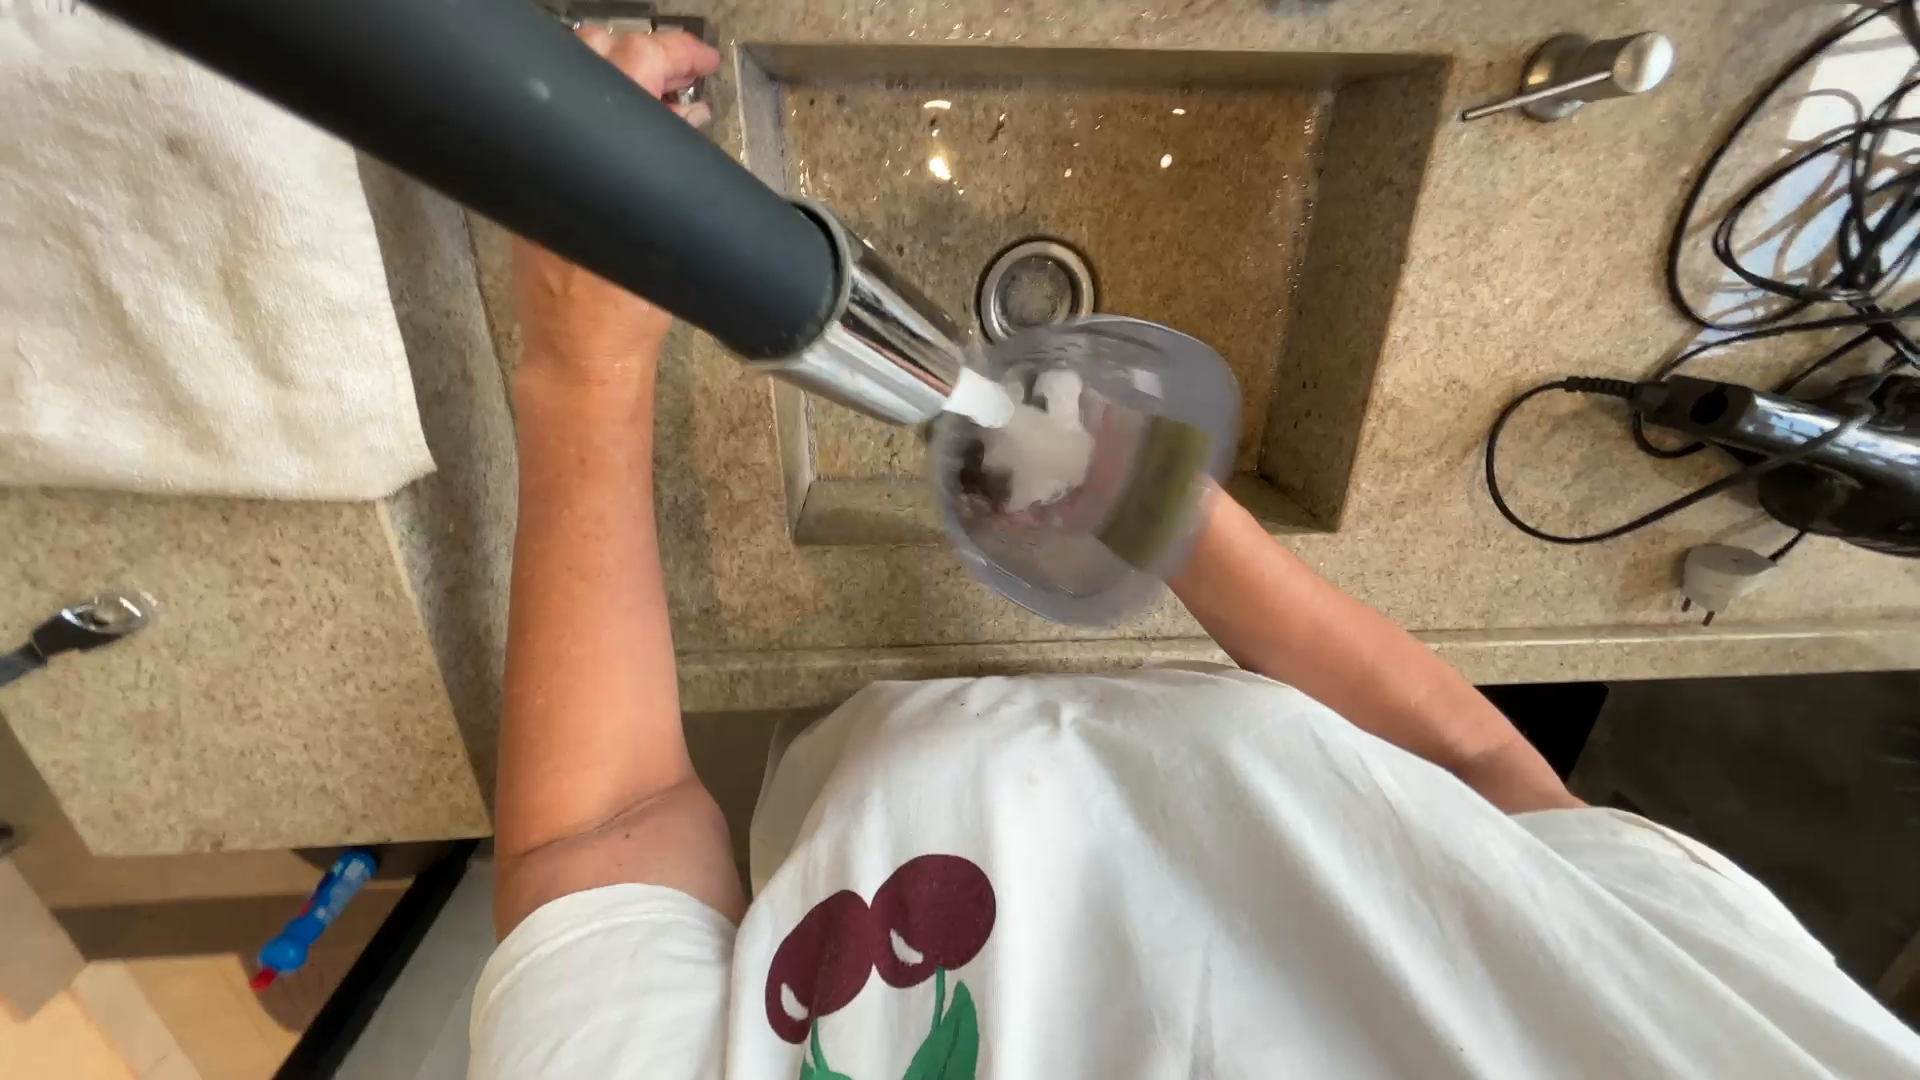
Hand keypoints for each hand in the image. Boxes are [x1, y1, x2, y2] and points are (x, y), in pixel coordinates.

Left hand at [512, 29, 721, 394]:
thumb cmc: (623, 315)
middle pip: (593, 60)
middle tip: (690, 74)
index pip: (622, 67)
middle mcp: (552, 151)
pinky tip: (651, 133)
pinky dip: (617, 121)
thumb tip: (686, 123)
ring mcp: (540, 168)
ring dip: (633, 85)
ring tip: (680, 102)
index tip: (699, 60)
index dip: (667, 51)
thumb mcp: (664, 249)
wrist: (580, 355)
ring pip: (585, 93)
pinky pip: (579, 130)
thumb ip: (674, 184)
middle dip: (647, 55)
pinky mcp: (541, 190)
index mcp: (584, 159)